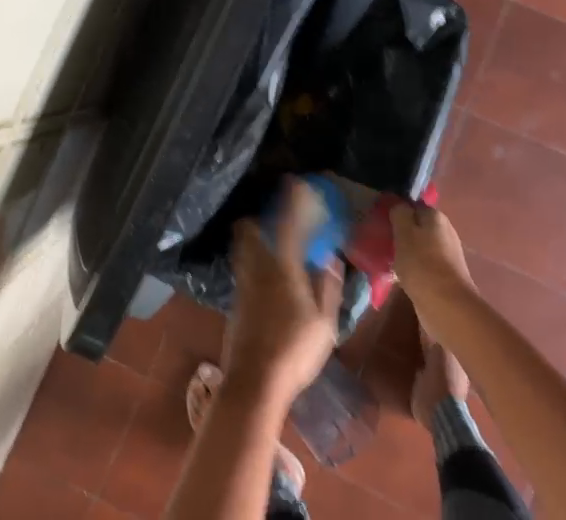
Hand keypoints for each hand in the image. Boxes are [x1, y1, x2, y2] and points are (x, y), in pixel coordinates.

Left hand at [222, 179, 343, 405]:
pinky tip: (265, 275)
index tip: (293, 182)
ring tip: (270, 242)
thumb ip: (327, 287)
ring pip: (242, 249)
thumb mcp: (324, 323)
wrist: (254, 383)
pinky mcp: (235, 304)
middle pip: (248, 231)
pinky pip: (242, 268)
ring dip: (252, 238)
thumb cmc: (294, 351)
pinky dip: (251, 260)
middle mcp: (257, 270)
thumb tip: (330, 258)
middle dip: (258, 218)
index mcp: (282, 269)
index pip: (286, 225)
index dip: (290, 201)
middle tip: (276, 217)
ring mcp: (241, 286)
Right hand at [390, 202, 474, 298]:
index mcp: (435, 217)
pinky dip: (413, 266)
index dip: (397, 212)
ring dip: (406, 250)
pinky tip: (399, 274)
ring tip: (386, 258)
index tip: (381, 221)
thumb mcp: (404, 233)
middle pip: (418, 226)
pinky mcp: (445, 274)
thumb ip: (400, 214)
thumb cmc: (421, 263)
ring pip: (420, 246)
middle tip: (381, 240)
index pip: (413, 206)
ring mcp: (447, 254)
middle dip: (401, 232)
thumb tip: (399, 205)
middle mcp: (445, 231)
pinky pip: (424, 263)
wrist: (446, 304)